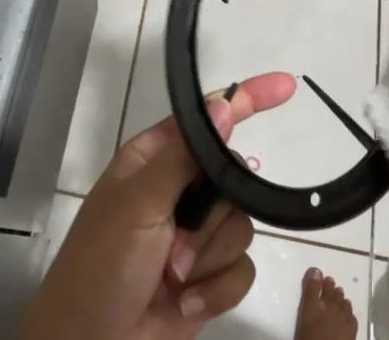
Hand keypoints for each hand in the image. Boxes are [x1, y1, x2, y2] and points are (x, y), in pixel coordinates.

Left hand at [19, 72, 296, 338]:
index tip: (286, 86)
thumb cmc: (102, 265)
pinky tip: (185, 302)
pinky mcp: (209, 277)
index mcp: (154, 160)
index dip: (246, 99)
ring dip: (208, 257)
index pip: (207, 120)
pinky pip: (243, 270)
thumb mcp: (139, 203)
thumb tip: (225, 104)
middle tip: (175, 240)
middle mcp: (177, 192)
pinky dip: (216, 289)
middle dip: (211, 218)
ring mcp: (195, 236)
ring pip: (242, 226)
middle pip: (233, 180)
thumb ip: (185, 156)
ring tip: (173, 276)